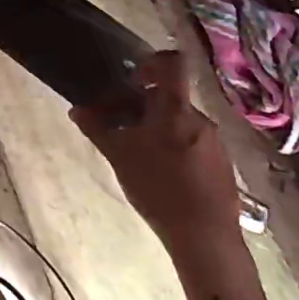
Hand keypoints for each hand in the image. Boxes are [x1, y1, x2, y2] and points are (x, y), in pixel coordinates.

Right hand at [72, 51, 240, 253]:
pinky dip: (171, 143)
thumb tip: (77, 109)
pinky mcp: (221, 163)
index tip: (131, 78)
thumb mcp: (117, 156)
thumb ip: (97, 128)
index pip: (172, 64)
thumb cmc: (157, 187)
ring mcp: (214, 141)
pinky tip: (157, 169)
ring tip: (134, 149)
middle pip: (168, 97)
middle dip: (140, 104)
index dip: (151, 61)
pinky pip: (191, 139)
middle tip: (117, 123)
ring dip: (155, 125)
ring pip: (178, 119)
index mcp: (174, 109)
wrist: (205, 237)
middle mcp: (198, 118)